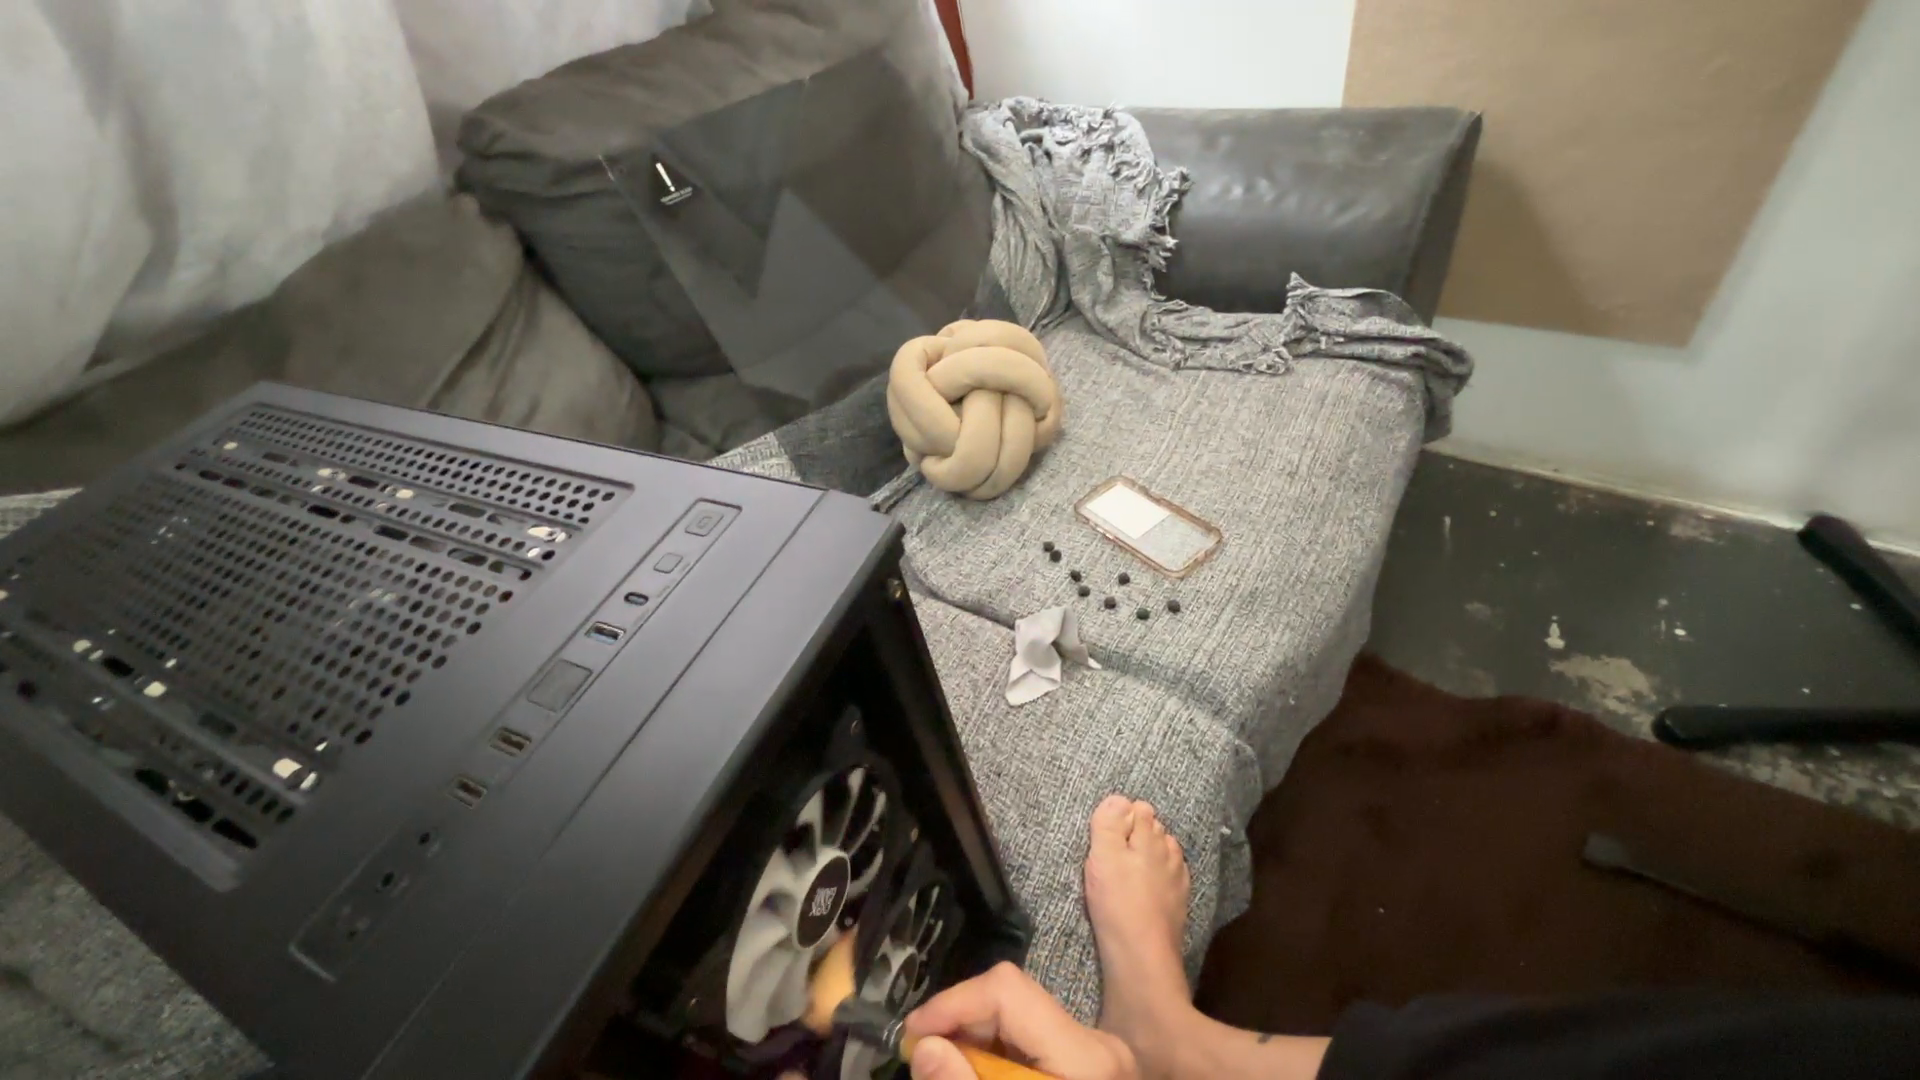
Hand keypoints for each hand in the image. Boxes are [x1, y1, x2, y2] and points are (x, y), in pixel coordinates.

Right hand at [902, 963, 1137, 1079]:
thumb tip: (924, 1047)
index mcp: (1086, 1055)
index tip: (911, 1036)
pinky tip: (975, 1072)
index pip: (1007, 990)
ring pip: (1016, 1021)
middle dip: (958, 1023)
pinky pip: (1028, 1044)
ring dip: (972, 1040)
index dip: (952, 1003)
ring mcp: (1096, 1055)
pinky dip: (994, 1056)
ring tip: (943, 1066)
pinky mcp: (1088, 1068)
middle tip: (920, 1057)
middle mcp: (1096, 1043)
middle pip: (1010, 999)